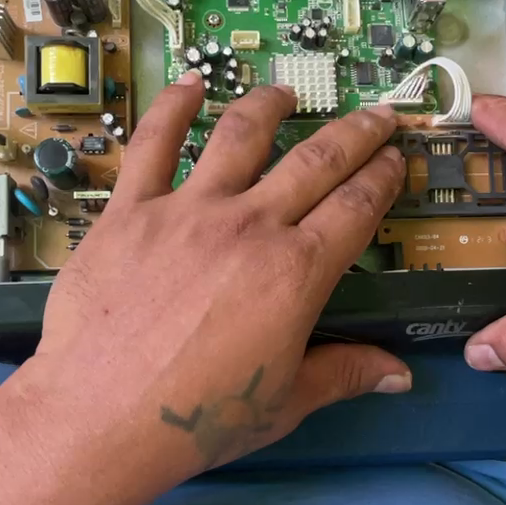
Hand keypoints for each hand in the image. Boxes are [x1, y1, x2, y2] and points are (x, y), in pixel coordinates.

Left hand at [0, 73, 411, 475]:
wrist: (102, 418)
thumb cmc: (200, 418)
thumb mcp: (286, 402)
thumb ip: (346, 374)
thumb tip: (403, 377)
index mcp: (297, 272)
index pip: (356, 208)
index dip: (382, 177)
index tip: (395, 159)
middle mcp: (250, 226)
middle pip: (316, 161)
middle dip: (355, 133)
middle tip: (376, 114)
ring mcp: (188, 210)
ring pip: (240, 136)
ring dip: (271, 107)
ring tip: (286, 94)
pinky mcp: (131, 210)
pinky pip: (154, 145)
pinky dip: (172, 108)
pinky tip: (190, 86)